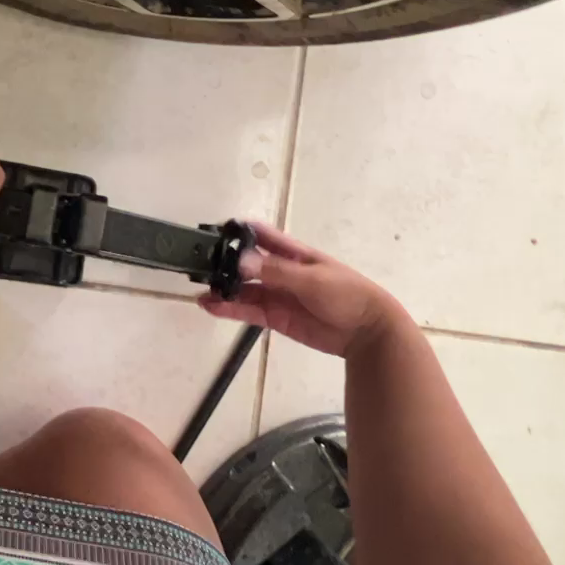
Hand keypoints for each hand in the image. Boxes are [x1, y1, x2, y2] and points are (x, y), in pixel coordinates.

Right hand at [198, 223, 401, 358]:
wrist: (367, 332)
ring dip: (223, 288)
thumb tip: (240, 261)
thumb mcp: (311, 279)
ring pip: (243, 289)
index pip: (261, 236)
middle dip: (224, 263)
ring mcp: (276, 294)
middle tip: (198, 265)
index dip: (238, 232)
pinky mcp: (274, 316)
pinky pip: (247, 310)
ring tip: (200, 289)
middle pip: (246, 264)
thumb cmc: (346, 295)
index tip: (213, 233)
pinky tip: (209, 306)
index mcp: (292, 254)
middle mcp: (280, 271)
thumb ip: (275, 271)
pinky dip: (228, 309)